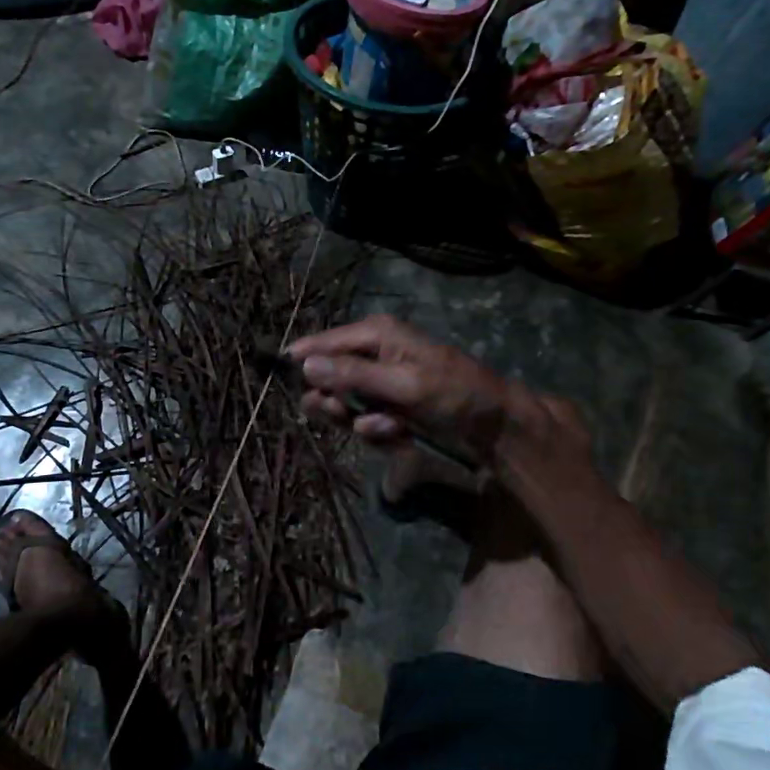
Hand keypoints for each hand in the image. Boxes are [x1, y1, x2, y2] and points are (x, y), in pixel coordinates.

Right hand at [286, 315, 589, 471]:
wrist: (494, 426)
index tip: (275, 373)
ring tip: (385, 428)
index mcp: (376, 335)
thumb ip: (353, 376)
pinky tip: (399, 435)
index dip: (301, 359)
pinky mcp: (387, 410)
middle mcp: (372, 355)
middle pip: (327, 376)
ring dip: (358, 420)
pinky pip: (363, 422)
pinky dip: (377, 432)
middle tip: (338, 414)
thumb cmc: (454, 392)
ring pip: (343, 404)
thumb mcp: (403, 384)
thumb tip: (305, 365)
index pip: (324, 343)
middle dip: (333, 400)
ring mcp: (379, 385)